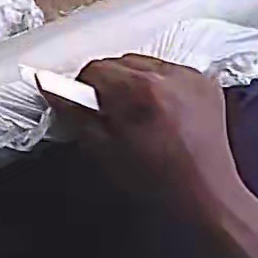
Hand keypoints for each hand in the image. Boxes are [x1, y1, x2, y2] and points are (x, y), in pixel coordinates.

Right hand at [51, 55, 257, 224]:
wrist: (205, 195)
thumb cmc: (154, 179)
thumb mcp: (103, 149)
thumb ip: (74, 114)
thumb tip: (51, 88)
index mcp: (139, 90)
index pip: (95, 68)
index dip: (83, 88)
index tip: (85, 105)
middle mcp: (168, 76)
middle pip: (120, 61)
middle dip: (109, 84)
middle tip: (112, 115)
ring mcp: (190, 77)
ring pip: (144, 64)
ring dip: (134, 81)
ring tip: (138, 115)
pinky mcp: (206, 83)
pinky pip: (169, 71)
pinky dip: (159, 85)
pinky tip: (160, 113)